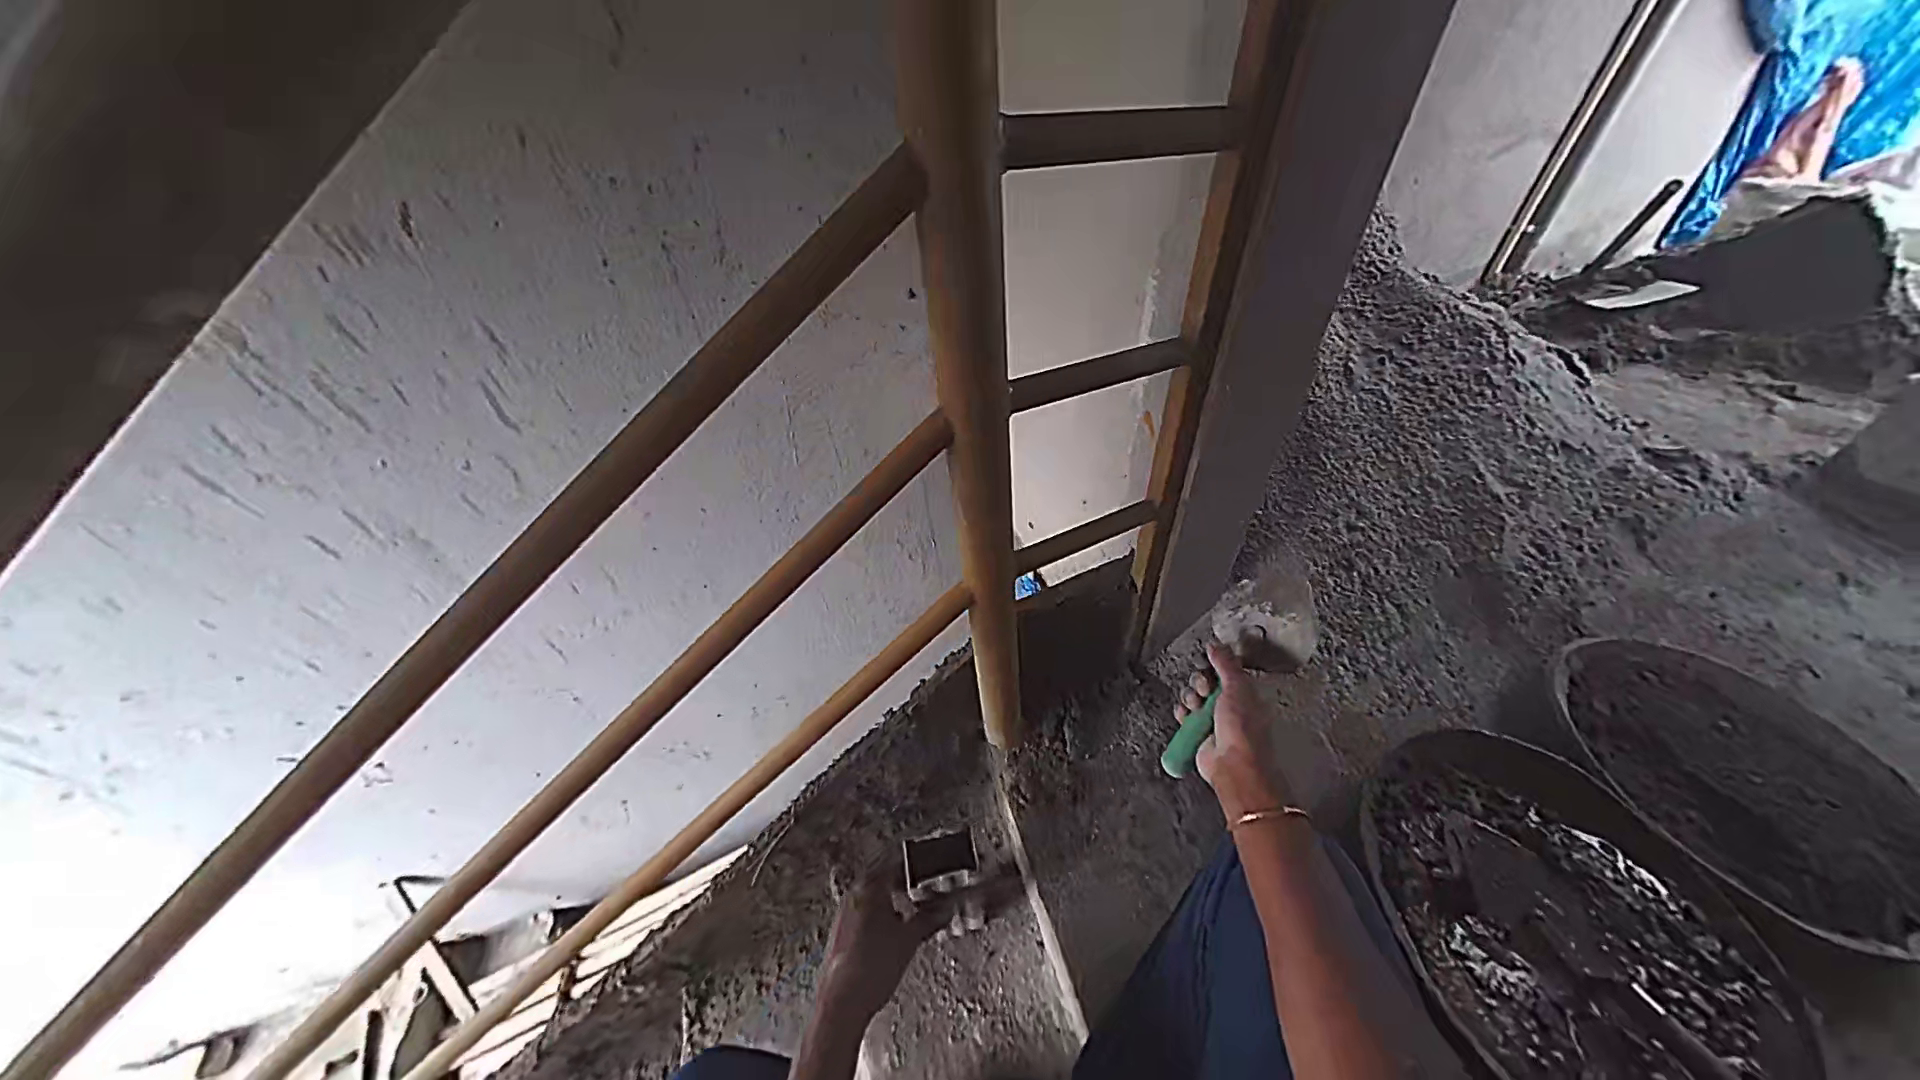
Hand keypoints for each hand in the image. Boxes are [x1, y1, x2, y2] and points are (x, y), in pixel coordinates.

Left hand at [814, 860, 950, 1020]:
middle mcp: (854, 895)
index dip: (916, 862)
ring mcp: (846, 913)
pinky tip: (894, 927)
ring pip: (874, 893)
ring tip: (912, 906)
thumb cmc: (869, 970)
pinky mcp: (843, 931)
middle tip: (925, 884)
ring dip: (894, 896)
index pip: (895, 861)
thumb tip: (944, 909)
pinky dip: (883, 912)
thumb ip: (930, 917)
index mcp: (869, 887)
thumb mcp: (910, 939)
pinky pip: (866, 910)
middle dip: (905, 879)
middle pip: (883, 875)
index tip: (929, 866)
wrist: (842, 1004)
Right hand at [1182, 642, 1293, 820]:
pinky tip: (1186, 717)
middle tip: (1204, 692)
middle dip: (1199, 683)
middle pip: (1204, 681)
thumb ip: (1225, 664)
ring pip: (1191, 696)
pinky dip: (1182, 714)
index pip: (1222, 669)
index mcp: (1243, 692)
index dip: (1212, 667)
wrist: (1233, 764)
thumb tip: (1216, 644)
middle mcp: (1228, 704)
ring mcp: (1213, 719)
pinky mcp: (1198, 732)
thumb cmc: (1243, 730)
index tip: (1209, 668)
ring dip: (1189, 698)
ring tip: (1196, 708)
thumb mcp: (1237, 688)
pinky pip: (1184, 715)